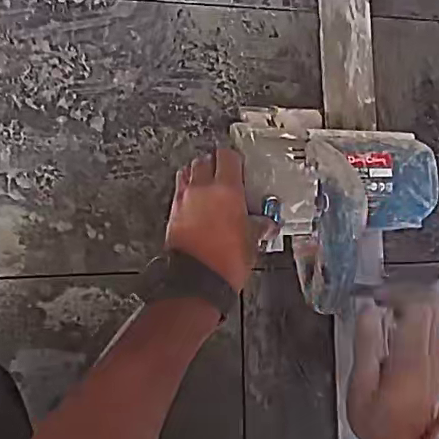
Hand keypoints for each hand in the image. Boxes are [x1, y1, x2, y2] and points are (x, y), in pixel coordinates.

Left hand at [165, 147, 269, 291]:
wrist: (196, 280)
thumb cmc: (223, 262)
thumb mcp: (251, 242)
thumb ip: (258, 227)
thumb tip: (265, 225)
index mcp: (226, 190)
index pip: (228, 157)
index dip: (234, 158)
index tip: (239, 164)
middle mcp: (202, 190)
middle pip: (204, 160)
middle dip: (214, 163)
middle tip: (225, 172)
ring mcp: (184, 200)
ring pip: (188, 172)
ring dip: (197, 173)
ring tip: (208, 184)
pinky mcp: (173, 213)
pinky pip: (179, 191)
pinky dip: (187, 190)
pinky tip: (197, 202)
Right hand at [348, 287, 438, 438]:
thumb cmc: (379, 424)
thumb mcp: (361, 386)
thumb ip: (365, 344)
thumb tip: (367, 312)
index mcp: (412, 356)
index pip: (418, 304)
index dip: (396, 292)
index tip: (374, 297)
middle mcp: (431, 354)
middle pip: (433, 304)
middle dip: (405, 293)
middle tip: (379, 300)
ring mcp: (438, 359)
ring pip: (434, 315)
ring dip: (409, 307)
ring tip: (382, 315)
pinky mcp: (437, 366)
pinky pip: (430, 331)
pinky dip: (412, 322)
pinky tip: (390, 334)